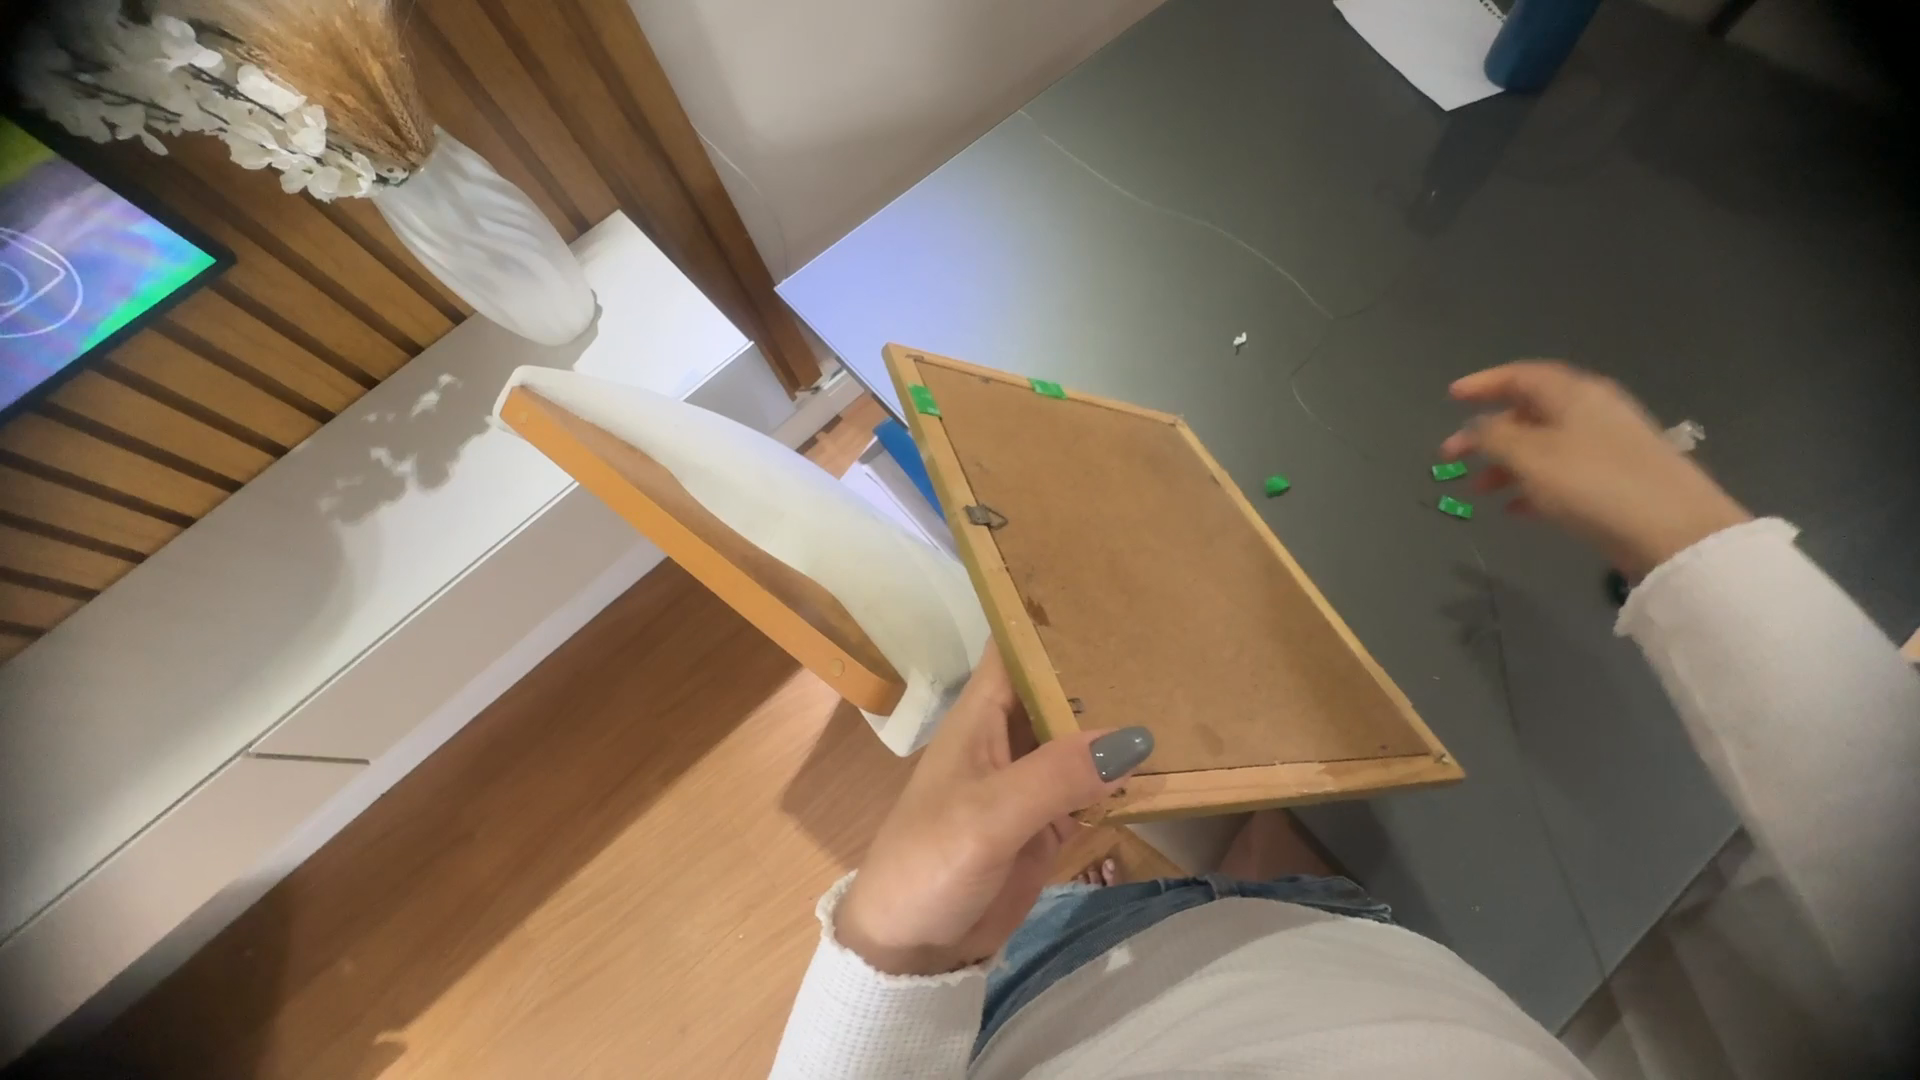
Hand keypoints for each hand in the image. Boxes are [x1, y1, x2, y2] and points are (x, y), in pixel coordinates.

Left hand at [835, 646, 1154, 975]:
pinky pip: (1090, 788)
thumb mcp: (989, 815)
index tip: (1107, 594)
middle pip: (1056, 687)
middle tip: (1170, 642)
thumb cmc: (930, 862)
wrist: (911, 947)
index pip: (1014, 646)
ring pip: (1077, 736)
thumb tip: (1135, 736)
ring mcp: (1029, 780)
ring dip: (1116, 721)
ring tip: (1179, 691)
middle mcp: (1007, 736)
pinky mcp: (1046, 822)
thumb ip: (1057, 776)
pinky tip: (1163, 763)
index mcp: (980, 714)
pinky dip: (1120, 777)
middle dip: (1101, 667)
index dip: (1050, 616)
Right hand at [1440, 361, 1751, 580]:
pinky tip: (1513, 509)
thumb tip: (1475, 426)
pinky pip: (1560, 473)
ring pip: (1541, 445)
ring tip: (1478, 490)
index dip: (1483, 383)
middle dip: (1485, 433)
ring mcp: (1606, 446)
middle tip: (1450, 456)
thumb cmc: (1591, 482)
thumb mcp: (1528, 455)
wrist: (1672, 530)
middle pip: (1528, 412)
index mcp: (1573, 396)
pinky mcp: (1613, 479)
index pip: (1521, 376)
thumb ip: (1492, 435)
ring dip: (1503, 464)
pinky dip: (1530, 485)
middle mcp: (1591, 412)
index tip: (1450, 397)